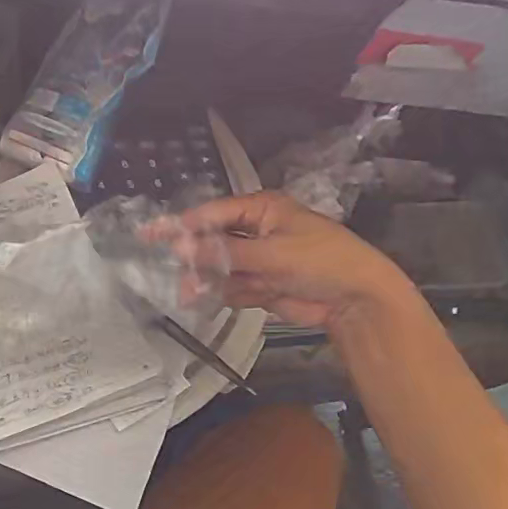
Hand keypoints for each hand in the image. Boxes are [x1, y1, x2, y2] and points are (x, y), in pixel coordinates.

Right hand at [176, 191, 416, 330]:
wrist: (355, 299)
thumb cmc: (320, 261)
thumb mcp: (271, 252)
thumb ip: (224, 251)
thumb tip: (180, 245)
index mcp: (261, 209)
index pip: (214, 213)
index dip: (183, 223)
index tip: (153, 232)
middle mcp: (255, 231)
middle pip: (212, 241)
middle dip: (194, 256)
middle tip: (172, 268)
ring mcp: (256, 260)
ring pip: (217, 267)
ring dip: (204, 279)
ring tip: (188, 294)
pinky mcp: (259, 285)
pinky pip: (230, 287)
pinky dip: (221, 294)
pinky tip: (208, 300)